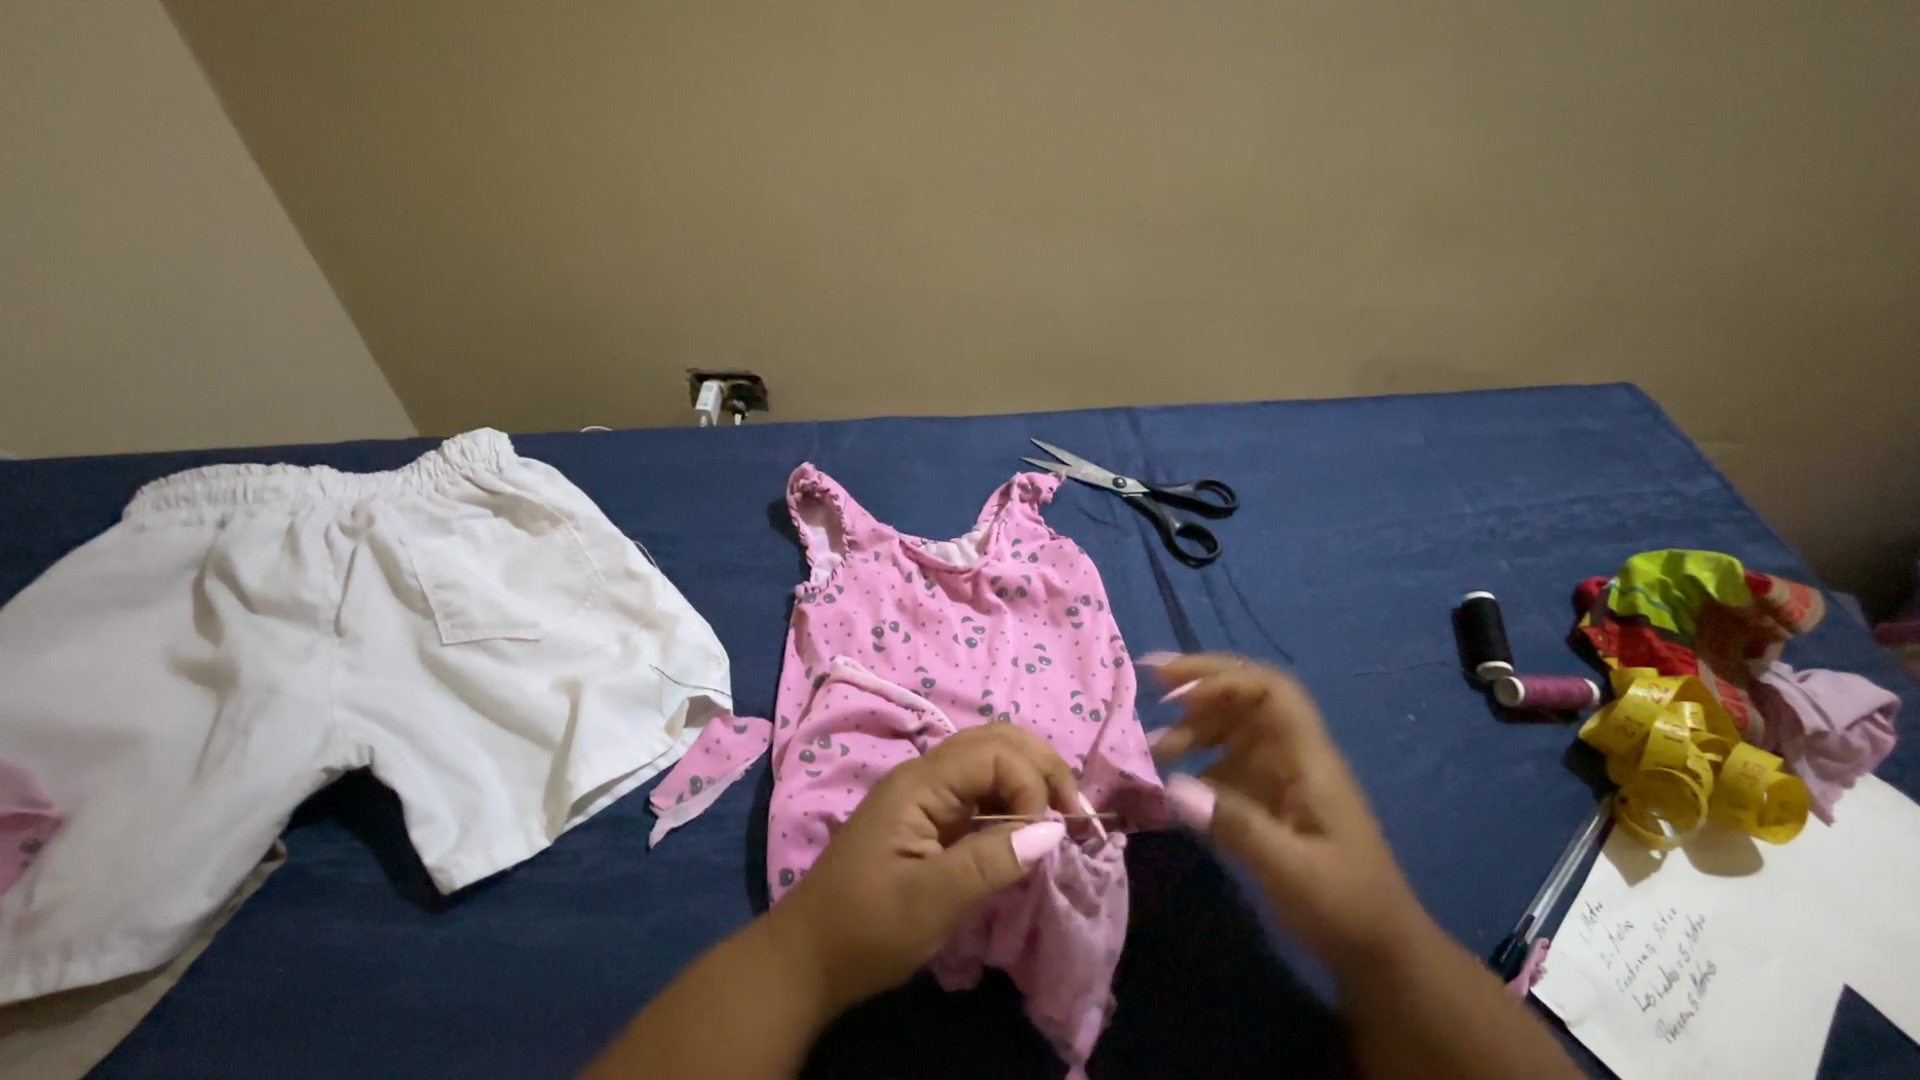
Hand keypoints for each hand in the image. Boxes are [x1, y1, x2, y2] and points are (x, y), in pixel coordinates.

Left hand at [766, 724, 1080, 1010]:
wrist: (809, 958)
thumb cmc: (865, 931)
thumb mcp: (930, 902)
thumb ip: (990, 862)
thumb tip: (1052, 831)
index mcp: (919, 784)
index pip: (993, 753)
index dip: (1030, 784)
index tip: (1047, 835)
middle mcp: (924, 776)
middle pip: (995, 741)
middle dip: (1042, 767)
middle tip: (1076, 811)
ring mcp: (926, 795)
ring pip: (990, 760)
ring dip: (1032, 780)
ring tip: (1063, 816)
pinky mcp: (930, 818)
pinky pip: (981, 790)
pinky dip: (1014, 800)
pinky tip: (1031, 826)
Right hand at [1145, 654, 1434, 976]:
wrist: (1381, 952)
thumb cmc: (1345, 905)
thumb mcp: (1290, 870)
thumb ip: (1234, 825)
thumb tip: (1171, 785)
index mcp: (1310, 759)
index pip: (1271, 691)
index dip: (1222, 677)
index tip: (1173, 688)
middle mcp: (1295, 757)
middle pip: (1247, 700)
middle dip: (1200, 687)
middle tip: (1150, 685)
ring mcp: (1283, 779)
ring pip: (1235, 730)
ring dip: (1195, 728)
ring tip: (1154, 748)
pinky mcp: (1271, 803)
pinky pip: (1230, 765)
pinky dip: (1199, 764)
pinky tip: (1173, 785)